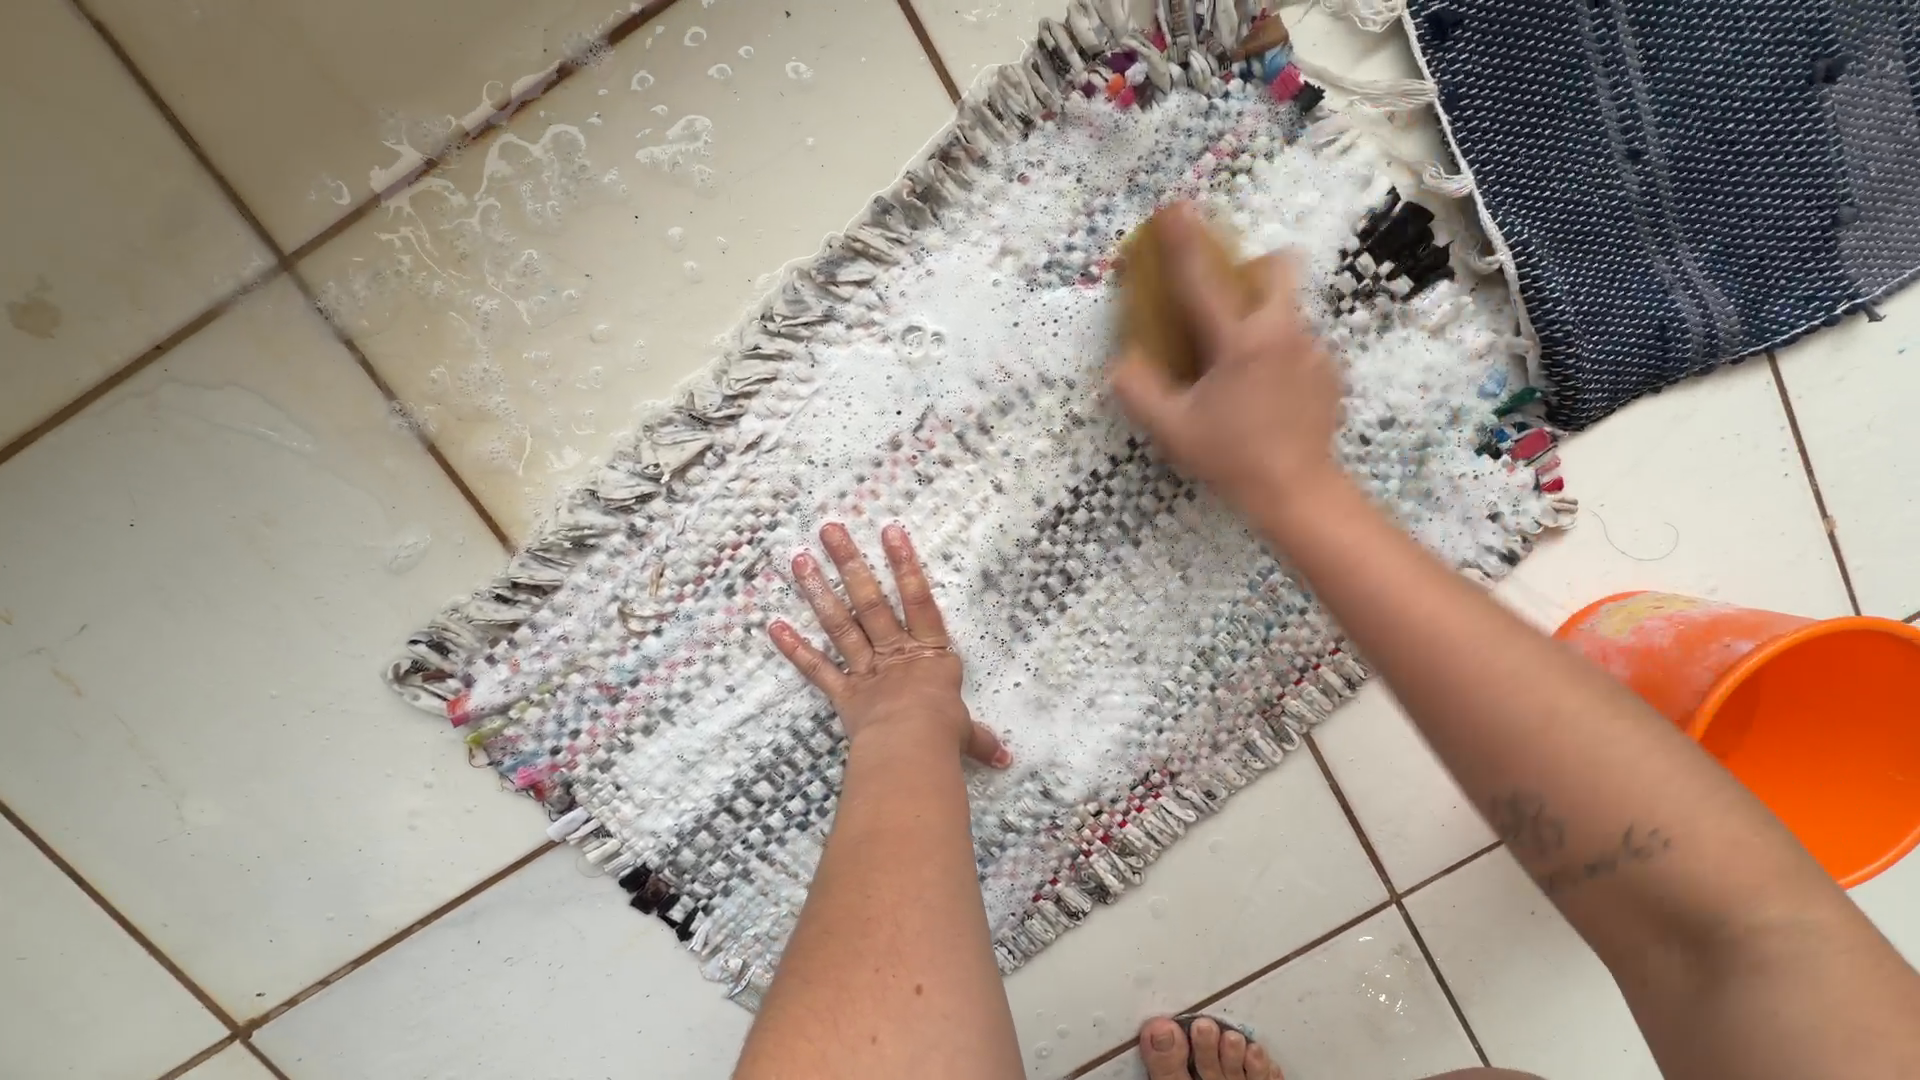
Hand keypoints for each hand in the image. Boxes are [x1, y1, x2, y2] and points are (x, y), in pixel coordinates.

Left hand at [771, 523, 1009, 767]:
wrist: (912, 747)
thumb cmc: (944, 733)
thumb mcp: (967, 733)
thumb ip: (979, 738)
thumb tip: (1005, 760)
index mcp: (930, 653)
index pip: (919, 600)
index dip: (905, 565)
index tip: (889, 531)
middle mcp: (895, 653)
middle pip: (870, 601)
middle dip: (850, 563)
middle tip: (830, 529)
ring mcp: (866, 670)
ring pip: (840, 624)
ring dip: (819, 591)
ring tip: (800, 560)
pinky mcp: (842, 693)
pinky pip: (817, 669)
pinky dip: (796, 649)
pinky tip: (775, 625)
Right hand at [1111, 202, 1347, 516]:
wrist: (1297, 491)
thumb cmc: (1230, 458)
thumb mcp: (1171, 430)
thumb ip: (1139, 390)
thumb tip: (1123, 361)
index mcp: (1239, 341)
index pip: (1202, 281)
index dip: (1182, 242)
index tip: (1173, 207)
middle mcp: (1283, 332)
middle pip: (1277, 268)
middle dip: (1253, 270)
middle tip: (1228, 305)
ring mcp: (1315, 350)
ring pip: (1289, 310)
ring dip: (1263, 323)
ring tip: (1245, 375)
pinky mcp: (1332, 372)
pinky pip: (1302, 345)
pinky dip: (1281, 357)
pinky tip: (1269, 398)